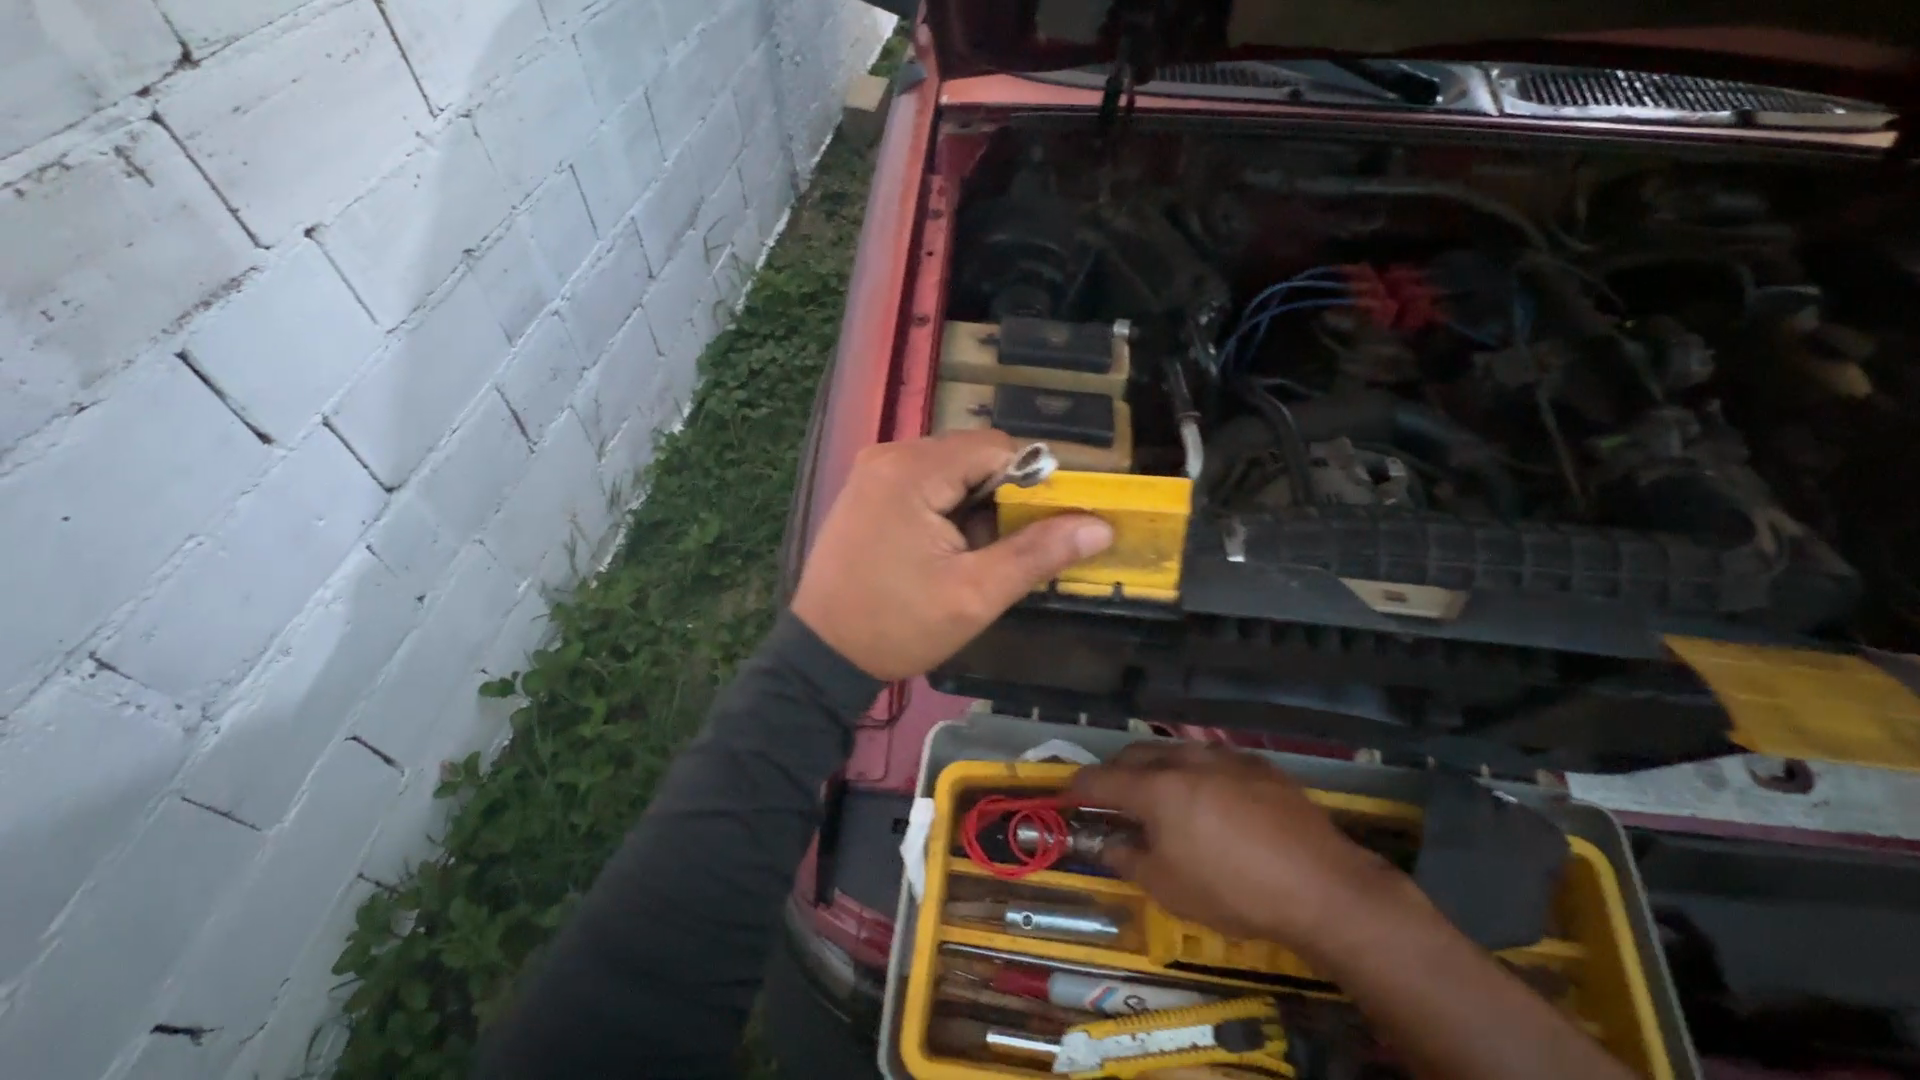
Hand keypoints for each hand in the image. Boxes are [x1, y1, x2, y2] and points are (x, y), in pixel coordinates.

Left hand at [791, 432, 1113, 680]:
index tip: (1045, 526)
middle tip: (1006, 551)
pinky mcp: (866, 494)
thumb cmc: (897, 626)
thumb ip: (1036, 553)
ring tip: (974, 559)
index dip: (1033, 482)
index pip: (996, 448)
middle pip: (972, 457)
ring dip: (975, 508)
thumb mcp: (975, 595)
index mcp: (911, 470)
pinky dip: (947, 510)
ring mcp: (872, 473)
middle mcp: (888, 456)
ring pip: (950, 472)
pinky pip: (924, 485)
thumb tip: (1099, 526)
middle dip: (1001, 499)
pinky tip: (946, 552)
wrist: (822, 655)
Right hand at [1068, 743, 1420, 951]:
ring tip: (1155, 789)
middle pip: (1137, 754)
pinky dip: (1195, 770)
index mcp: (1156, 789)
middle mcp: (1187, 762)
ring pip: (1176, 750)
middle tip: (1107, 794)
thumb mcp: (1168, 888)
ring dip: (1155, 765)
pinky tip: (1206, 794)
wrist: (1321, 886)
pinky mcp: (1261, 766)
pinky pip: (1213, 759)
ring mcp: (1227, 759)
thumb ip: (1129, 859)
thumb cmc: (1233, 891)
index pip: (1102, 779)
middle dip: (1115, 770)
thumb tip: (1108, 844)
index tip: (1066, 796)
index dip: (1078, 787)